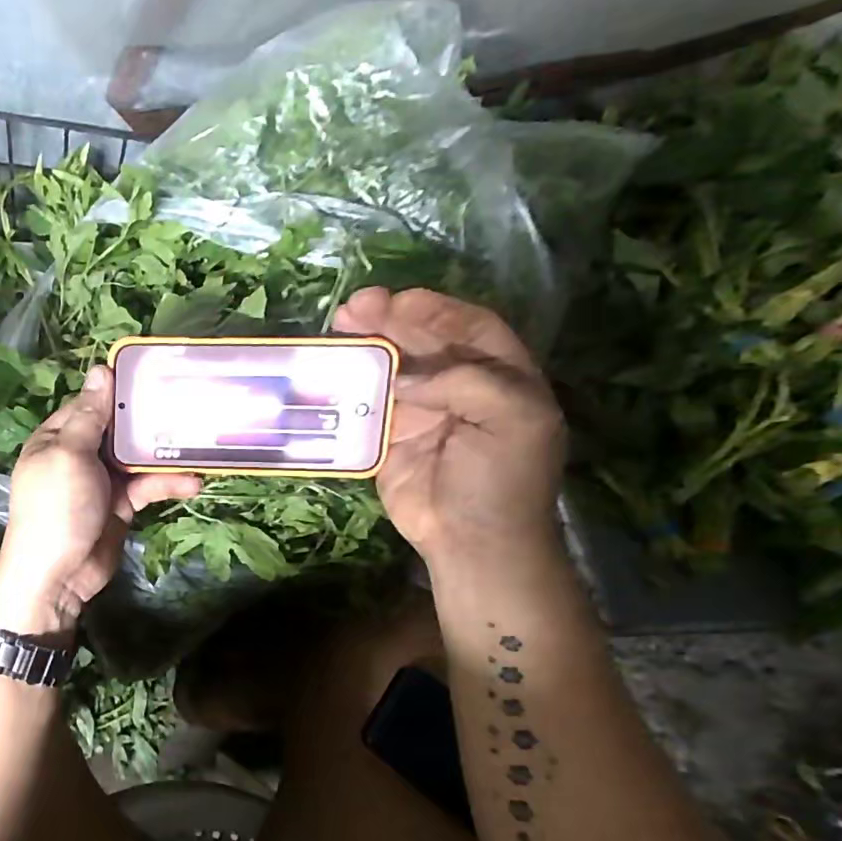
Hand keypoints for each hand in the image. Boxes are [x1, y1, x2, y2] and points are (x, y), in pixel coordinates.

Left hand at [0, 365, 200, 638]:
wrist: (58, 577)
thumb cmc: (57, 508)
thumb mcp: (70, 456)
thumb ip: (89, 416)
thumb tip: (99, 369)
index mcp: (58, 436)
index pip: (92, 403)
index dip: (120, 389)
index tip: (156, 372)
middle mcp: (79, 454)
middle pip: (118, 428)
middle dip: (149, 418)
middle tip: (190, 402)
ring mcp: (101, 480)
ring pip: (137, 456)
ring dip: (165, 453)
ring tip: (201, 442)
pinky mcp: (120, 504)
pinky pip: (146, 486)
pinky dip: (167, 483)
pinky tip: (193, 483)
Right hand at [333, 288, 566, 562]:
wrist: (470, 540)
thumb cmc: (502, 479)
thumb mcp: (513, 419)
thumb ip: (465, 382)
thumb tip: (400, 377)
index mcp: (501, 376)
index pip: (468, 327)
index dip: (434, 309)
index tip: (397, 300)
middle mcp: (458, 385)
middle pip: (422, 340)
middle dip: (390, 319)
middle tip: (353, 306)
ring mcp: (420, 409)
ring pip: (389, 365)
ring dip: (364, 344)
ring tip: (337, 325)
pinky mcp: (387, 434)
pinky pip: (364, 401)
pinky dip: (346, 384)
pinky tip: (329, 368)